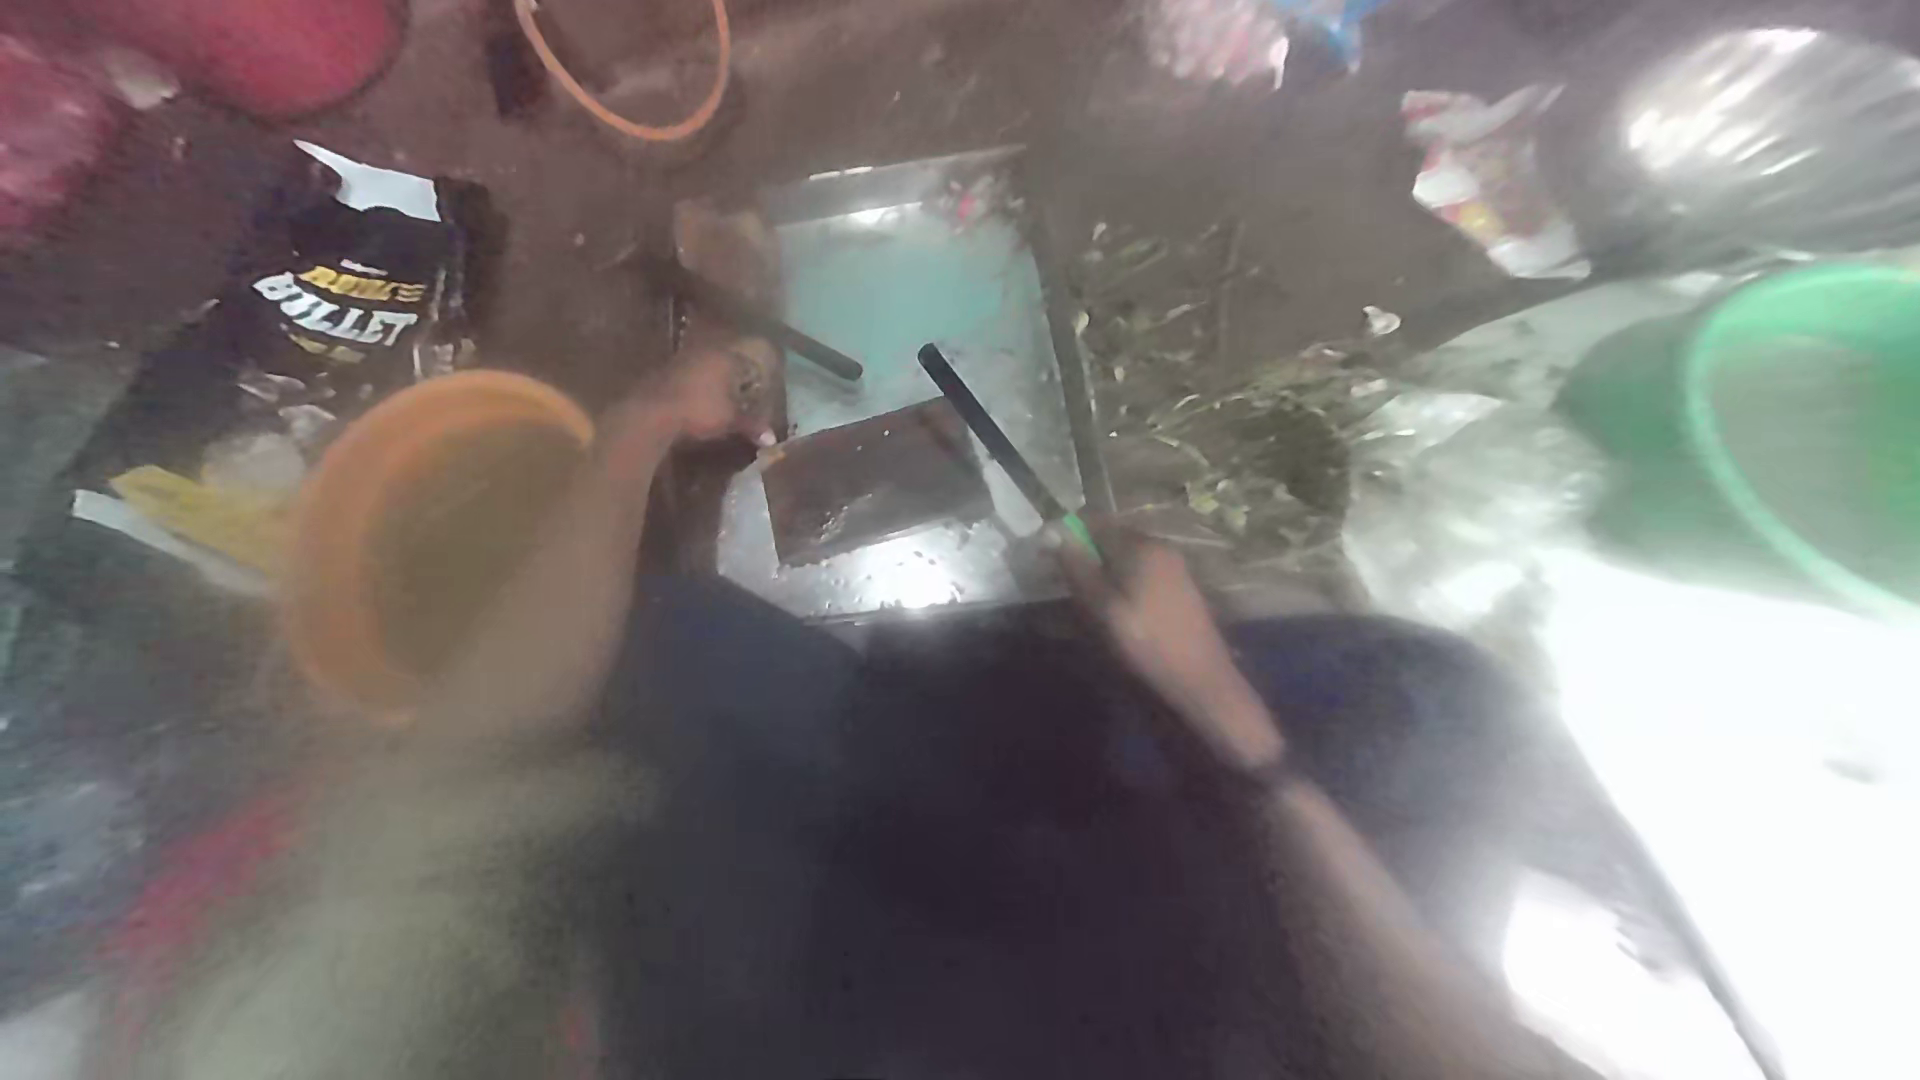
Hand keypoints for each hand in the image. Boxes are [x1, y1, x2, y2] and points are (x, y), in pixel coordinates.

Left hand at [657, 340, 777, 444]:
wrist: (651, 413)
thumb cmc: (700, 411)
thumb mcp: (731, 421)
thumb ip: (752, 426)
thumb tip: (772, 439)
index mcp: (726, 358)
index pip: (750, 364)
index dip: (757, 381)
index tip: (761, 396)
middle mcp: (705, 352)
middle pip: (728, 363)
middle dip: (736, 381)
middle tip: (743, 400)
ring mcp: (682, 359)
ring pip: (707, 368)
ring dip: (715, 383)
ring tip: (722, 403)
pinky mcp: (665, 371)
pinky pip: (690, 377)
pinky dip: (698, 388)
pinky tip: (699, 403)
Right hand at [1056, 530, 1283, 767]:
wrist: (1201, 682)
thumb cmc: (1146, 643)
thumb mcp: (1102, 607)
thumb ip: (1077, 567)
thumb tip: (1053, 532)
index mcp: (1141, 545)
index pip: (1094, 521)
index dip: (1068, 536)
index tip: (1050, 561)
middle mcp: (1161, 546)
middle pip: (1111, 539)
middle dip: (1085, 557)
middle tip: (1068, 590)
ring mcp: (1174, 566)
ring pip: (1125, 558)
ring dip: (1102, 574)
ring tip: (1090, 607)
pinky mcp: (1180, 587)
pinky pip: (1140, 573)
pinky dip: (1122, 584)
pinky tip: (1117, 613)